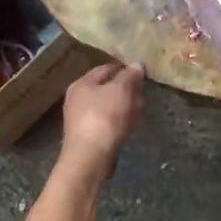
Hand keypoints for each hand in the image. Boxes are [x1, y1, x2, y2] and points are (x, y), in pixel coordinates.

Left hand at [60, 62, 144, 176]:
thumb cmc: (104, 118)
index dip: (125, 69)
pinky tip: (129, 124)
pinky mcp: (87, 135)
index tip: (141, 75)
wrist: (90, 157)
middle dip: (126, 90)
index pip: (106, 68)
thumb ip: (130, 76)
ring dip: (124, 105)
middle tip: (142, 93)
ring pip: (107, 106)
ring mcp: (80, 118)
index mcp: (82, 83)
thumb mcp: (120, 91)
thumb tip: (137, 64)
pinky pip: (105, 121)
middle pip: (106, 88)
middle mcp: (77, 98)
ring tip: (139, 109)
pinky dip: (118, 120)